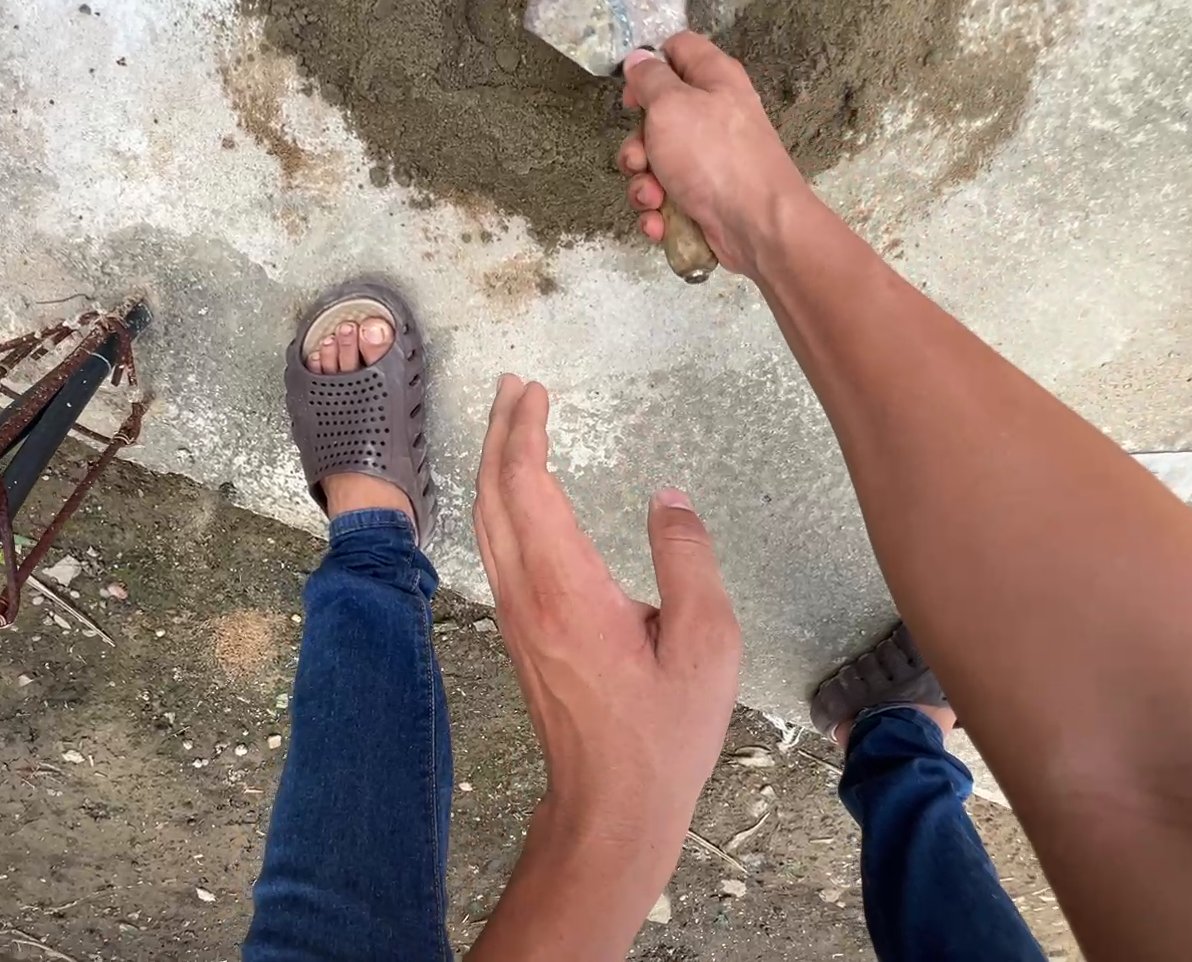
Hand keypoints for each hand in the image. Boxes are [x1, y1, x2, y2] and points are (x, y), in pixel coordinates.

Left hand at [470, 374, 740, 957]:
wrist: (607, 805)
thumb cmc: (661, 732)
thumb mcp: (704, 644)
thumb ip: (687, 560)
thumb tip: (669, 497)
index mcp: (566, 586)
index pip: (527, 484)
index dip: (525, 430)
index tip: (534, 390)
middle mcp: (525, 591)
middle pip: (494, 491)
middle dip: (499, 431)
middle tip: (514, 385)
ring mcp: (512, 610)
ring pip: (486, 518)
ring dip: (494, 462)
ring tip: (509, 421)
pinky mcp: (516, 625)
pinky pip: (494, 543)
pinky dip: (499, 498)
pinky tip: (514, 489)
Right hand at [617, 32, 806, 278]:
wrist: (754, 223)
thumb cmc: (714, 156)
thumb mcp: (671, 106)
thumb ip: (650, 79)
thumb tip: (638, 59)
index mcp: (712, 80)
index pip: (677, 51)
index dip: (648, 68)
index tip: (632, 95)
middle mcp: (710, 116)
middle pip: (655, 119)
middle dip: (637, 145)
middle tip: (641, 159)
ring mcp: (706, 161)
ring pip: (654, 166)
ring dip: (643, 185)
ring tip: (654, 199)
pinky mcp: (701, 197)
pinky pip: (664, 200)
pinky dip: (657, 213)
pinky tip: (660, 222)